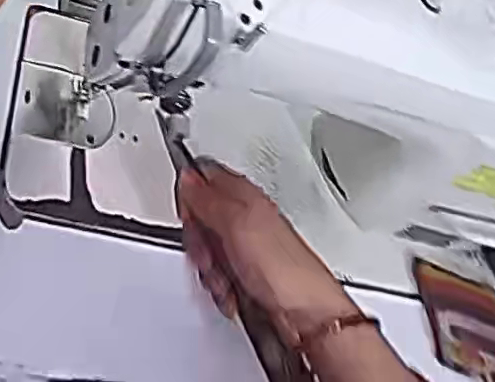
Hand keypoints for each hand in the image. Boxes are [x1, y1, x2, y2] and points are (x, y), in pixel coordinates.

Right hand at [177, 163, 356, 346]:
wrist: (309, 319)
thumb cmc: (284, 269)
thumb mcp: (235, 223)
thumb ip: (206, 197)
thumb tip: (186, 176)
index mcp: (241, 192)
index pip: (201, 176)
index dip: (189, 195)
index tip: (190, 215)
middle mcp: (243, 214)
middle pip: (200, 214)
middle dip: (198, 238)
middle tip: (209, 252)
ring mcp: (245, 244)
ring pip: (207, 246)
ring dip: (208, 266)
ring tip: (224, 276)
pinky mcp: (246, 271)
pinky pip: (217, 271)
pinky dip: (219, 284)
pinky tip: (231, 290)